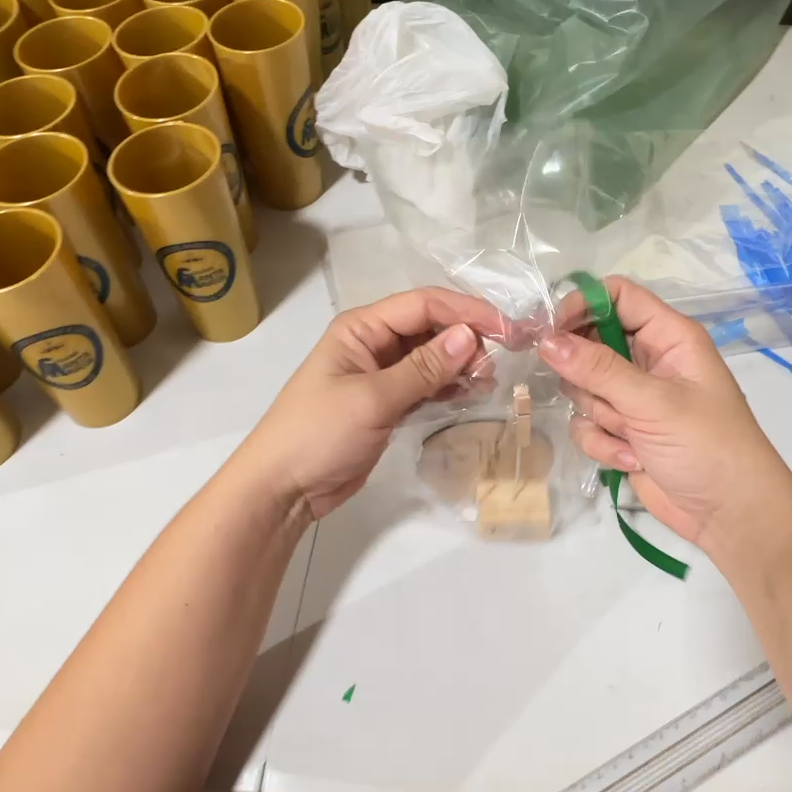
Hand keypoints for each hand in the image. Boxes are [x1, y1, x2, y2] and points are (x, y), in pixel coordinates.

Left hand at [236, 288, 501, 520]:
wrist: (284, 486)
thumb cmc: (319, 434)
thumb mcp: (372, 399)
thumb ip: (422, 368)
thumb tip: (468, 336)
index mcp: (360, 328)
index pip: (423, 305)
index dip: (466, 312)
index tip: (507, 330)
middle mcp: (371, 344)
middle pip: (429, 327)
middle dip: (466, 339)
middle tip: (496, 367)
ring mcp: (379, 376)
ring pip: (430, 358)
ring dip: (460, 365)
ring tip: (488, 383)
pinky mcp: (386, 405)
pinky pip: (424, 386)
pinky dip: (447, 388)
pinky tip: (470, 395)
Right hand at [539, 277, 791, 552]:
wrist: (729, 513)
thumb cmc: (706, 446)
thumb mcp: (652, 403)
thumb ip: (597, 370)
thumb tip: (546, 341)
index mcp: (669, 338)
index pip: (618, 297)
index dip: (581, 305)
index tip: (549, 329)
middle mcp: (648, 361)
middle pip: (590, 343)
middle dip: (586, 375)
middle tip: (596, 396)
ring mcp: (633, 398)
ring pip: (583, 388)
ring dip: (599, 415)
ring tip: (630, 434)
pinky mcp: (622, 432)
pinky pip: (587, 424)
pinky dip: (602, 443)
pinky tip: (632, 459)